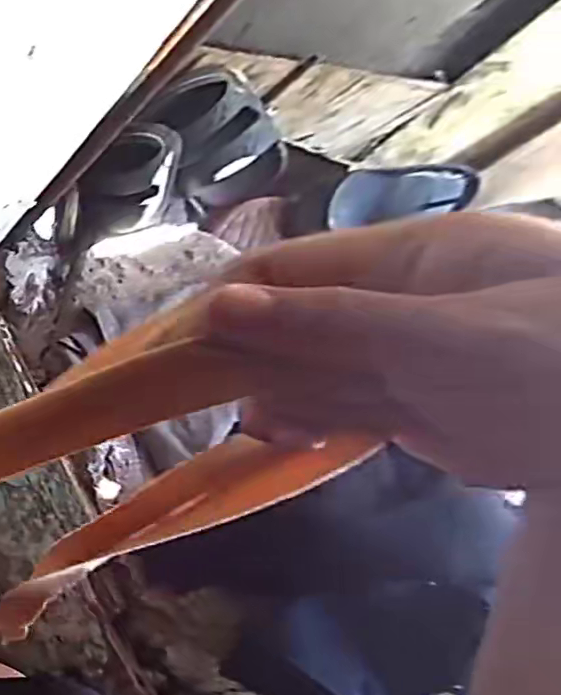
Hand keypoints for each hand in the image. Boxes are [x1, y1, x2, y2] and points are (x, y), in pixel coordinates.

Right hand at [204, 212, 560, 490]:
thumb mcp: (439, 339)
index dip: (222, 302)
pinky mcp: (391, 396)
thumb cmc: (558, 370)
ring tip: (293, 427)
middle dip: (248, 361)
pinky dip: (300, 421)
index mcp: (410, 256)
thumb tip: (215, 305)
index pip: (280, 266)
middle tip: (229, 397)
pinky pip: (316, 402)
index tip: (171, 350)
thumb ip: (324, 320)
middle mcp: (391, 296)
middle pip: (276, 321)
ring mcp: (390, 349)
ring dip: (277, 399)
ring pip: (289, 367)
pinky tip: (304, 438)